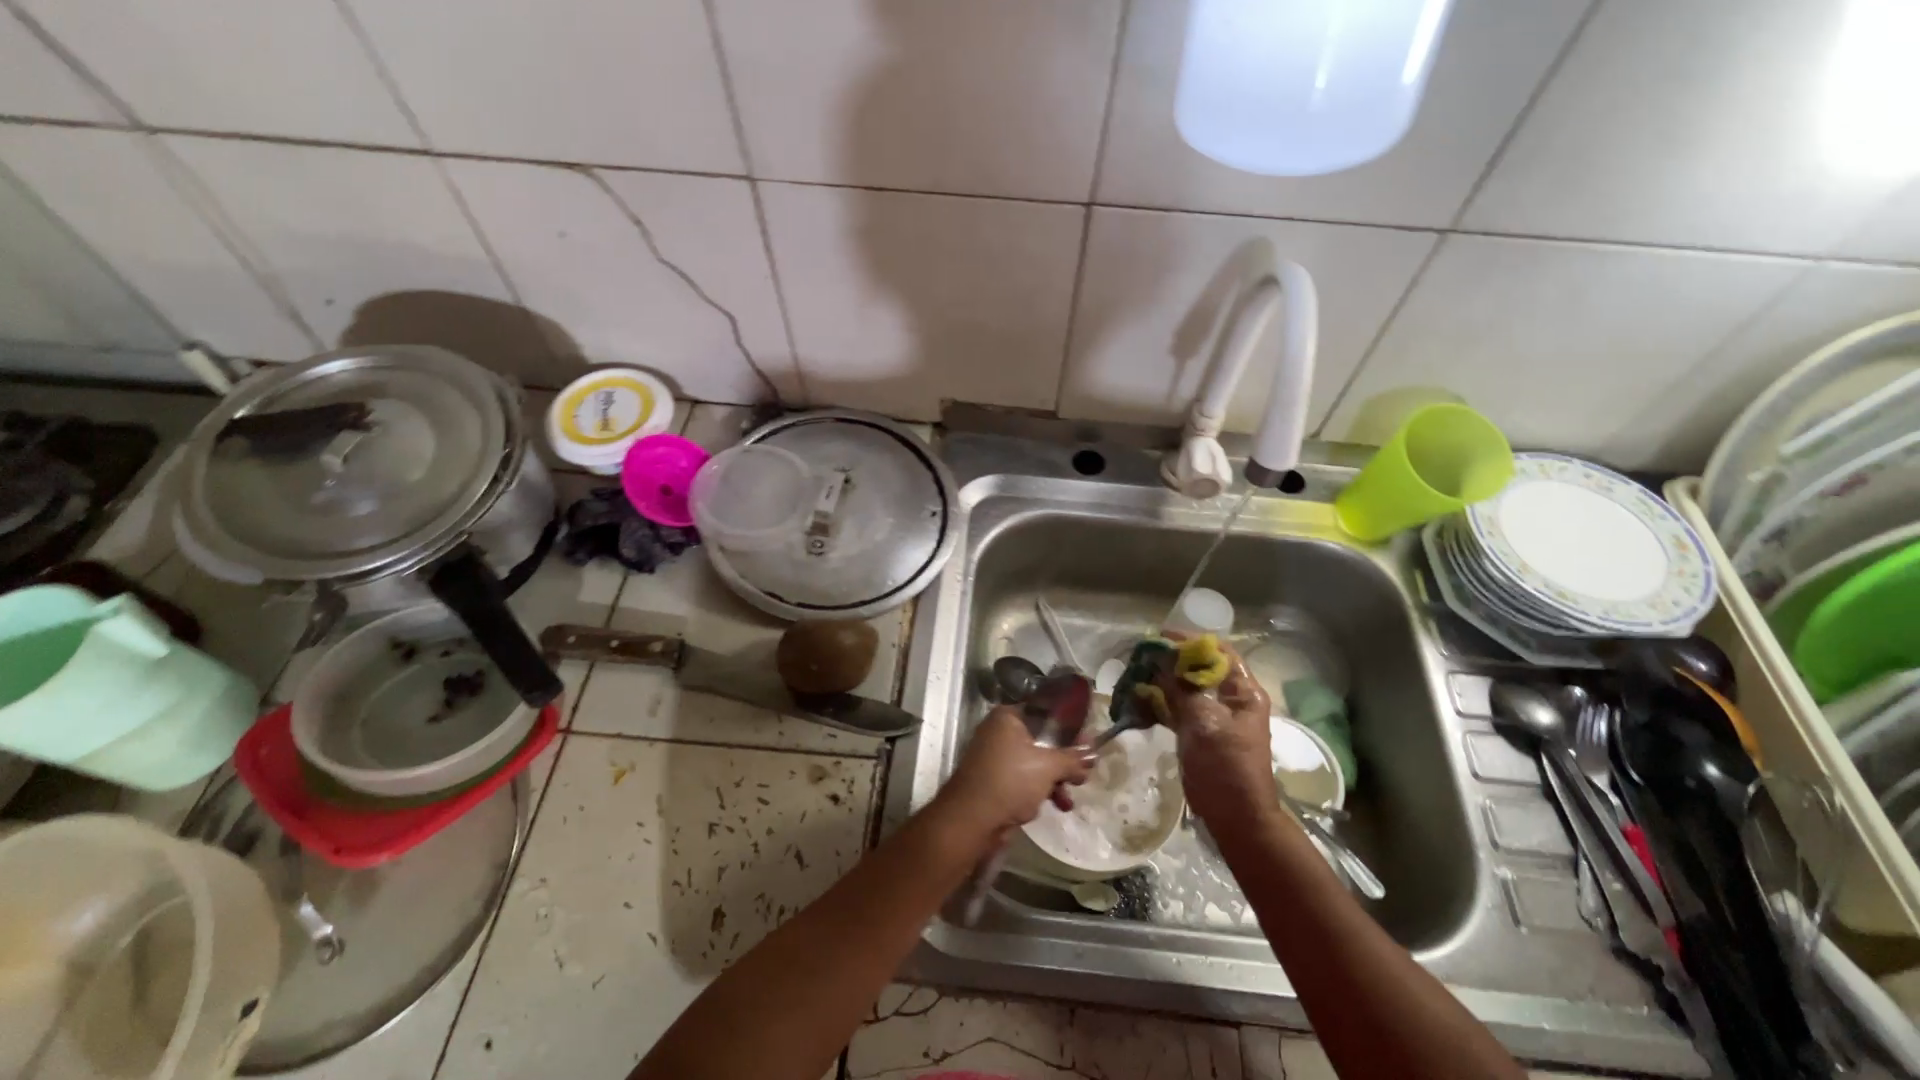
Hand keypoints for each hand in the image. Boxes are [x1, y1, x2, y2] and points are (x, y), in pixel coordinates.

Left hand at [940, 707, 1093, 839]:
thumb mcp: (1049, 766)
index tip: (1088, 743)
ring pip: (1035, 764)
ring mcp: (996, 759)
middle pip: (1042, 741)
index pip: (1045, 714)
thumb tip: (1093, 754)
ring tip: (1070, 796)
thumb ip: (1073, 758)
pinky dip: (1040, 790)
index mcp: (1007, 717)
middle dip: (1064, 760)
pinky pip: (1024, 780)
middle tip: (1084, 772)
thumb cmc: (1011, 780)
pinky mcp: (995, 782)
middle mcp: (999, 733)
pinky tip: (1056, 805)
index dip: (1069, 728)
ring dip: (1055, 780)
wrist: (972, 820)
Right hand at [1151, 640, 1277, 827]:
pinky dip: (1160, 704)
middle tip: (1140, 657)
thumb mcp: (1205, 724)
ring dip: (1161, 682)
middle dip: (1171, 661)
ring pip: (1185, 689)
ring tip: (1134, 676)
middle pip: (1199, 669)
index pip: (1218, 653)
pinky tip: (1138, 700)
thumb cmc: (1227, 768)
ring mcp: (1214, 718)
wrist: (1235, 817)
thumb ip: (1182, 690)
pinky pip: (1178, 710)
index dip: (1191, 641)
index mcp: (1243, 692)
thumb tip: (1161, 661)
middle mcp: (1230, 700)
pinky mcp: (1199, 734)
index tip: (1160, 636)